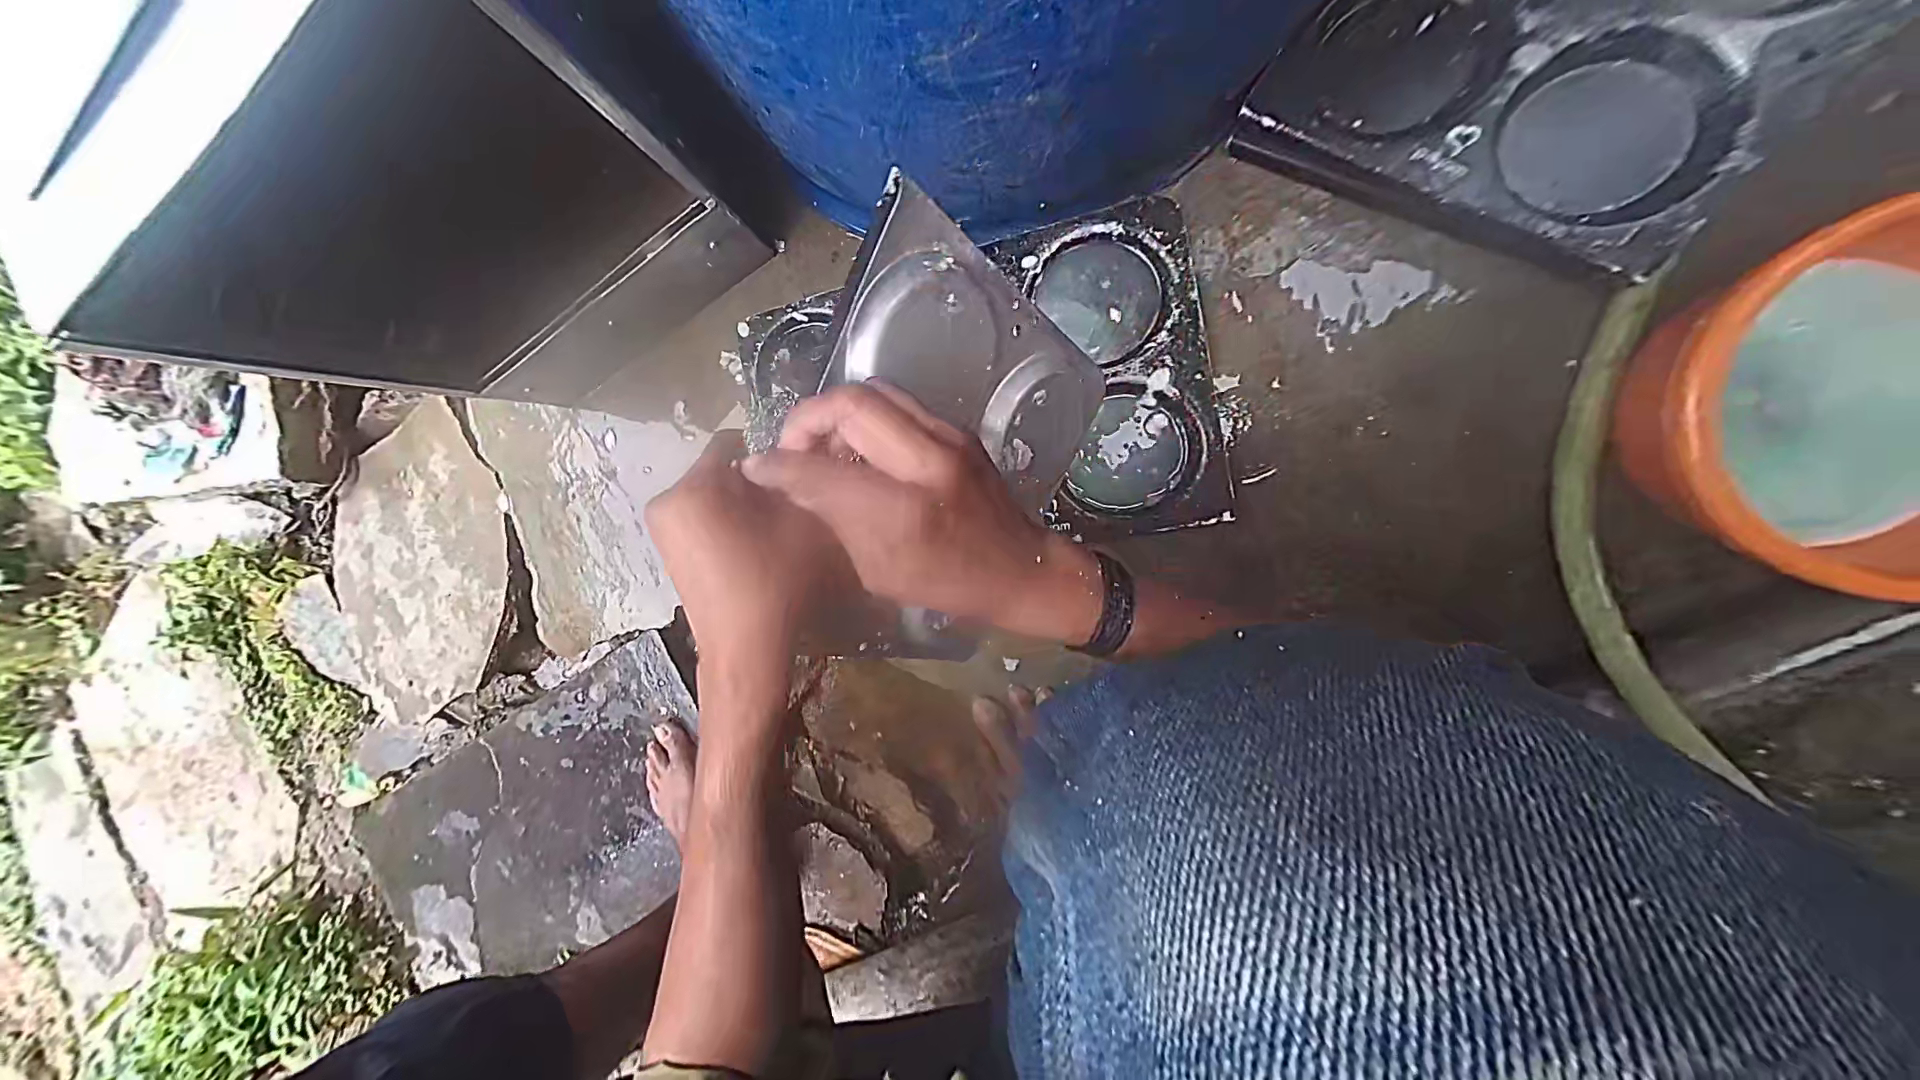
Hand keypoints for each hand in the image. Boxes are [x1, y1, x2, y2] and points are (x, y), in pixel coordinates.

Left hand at [645, 431, 849, 678]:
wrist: (744, 646)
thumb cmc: (773, 582)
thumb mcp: (798, 522)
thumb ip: (791, 481)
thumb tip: (786, 462)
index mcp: (692, 489)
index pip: (730, 443)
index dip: (766, 453)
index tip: (791, 472)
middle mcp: (666, 500)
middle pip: (718, 470)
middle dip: (752, 481)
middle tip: (785, 505)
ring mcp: (663, 527)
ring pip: (711, 494)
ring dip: (741, 502)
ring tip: (772, 528)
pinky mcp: (668, 549)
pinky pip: (701, 516)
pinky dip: (726, 521)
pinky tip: (753, 546)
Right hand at [740, 382, 1101, 644]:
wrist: (1021, 568)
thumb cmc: (949, 585)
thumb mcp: (880, 570)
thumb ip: (834, 520)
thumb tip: (789, 480)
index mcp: (907, 511)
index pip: (824, 469)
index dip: (779, 463)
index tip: (757, 468)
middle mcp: (930, 461)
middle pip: (851, 403)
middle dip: (807, 419)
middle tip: (794, 450)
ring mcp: (951, 438)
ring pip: (875, 392)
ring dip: (837, 413)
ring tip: (825, 447)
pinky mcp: (959, 431)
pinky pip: (899, 405)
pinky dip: (867, 417)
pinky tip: (860, 448)